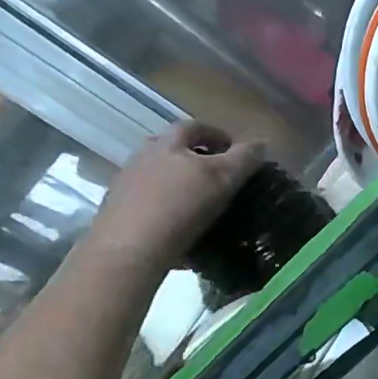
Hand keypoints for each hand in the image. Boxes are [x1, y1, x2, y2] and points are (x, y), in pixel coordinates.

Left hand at [80, 121, 262, 269]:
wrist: (127, 251)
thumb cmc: (181, 206)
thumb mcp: (225, 178)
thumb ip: (245, 157)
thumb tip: (260, 142)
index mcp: (166, 144)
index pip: (194, 126)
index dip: (217, 133)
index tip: (235, 150)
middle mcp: (141, 158)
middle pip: (173, 149)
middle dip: (197, 157)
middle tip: (220, 175)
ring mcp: (124, 186)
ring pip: (160, 175)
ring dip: (181, 182)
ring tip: (203, 203)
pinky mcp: (117, 212)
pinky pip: (150, 201)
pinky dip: (168, 206)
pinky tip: (182, 226)